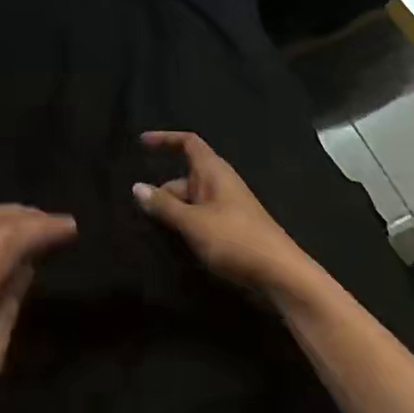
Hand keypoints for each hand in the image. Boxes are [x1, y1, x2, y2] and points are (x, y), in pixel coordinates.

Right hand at [132, 131, 315, 295]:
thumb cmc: (235, 239)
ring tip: (145, 230)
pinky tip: (170, 243)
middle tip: (135, 211)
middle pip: (184, 177)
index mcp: (214, 171)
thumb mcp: (194, 222)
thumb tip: (137, 186)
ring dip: (171, 211)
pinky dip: (183, 225)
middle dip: (162, 191)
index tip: (141, 143)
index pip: (189, 143)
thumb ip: (165, 206)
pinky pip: (199, 218)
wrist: (278, 272)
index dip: (166, 139)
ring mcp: (225, 207)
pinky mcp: (229, 229)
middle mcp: (220, 183)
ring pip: (190, 201)